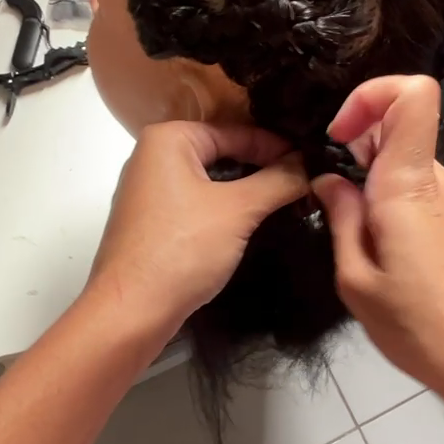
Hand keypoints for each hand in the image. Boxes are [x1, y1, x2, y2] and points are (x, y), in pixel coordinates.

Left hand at [90, 120, 307, 331]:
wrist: (131, 312)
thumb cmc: (182, 250)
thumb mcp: (238, 211)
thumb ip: (278, 181)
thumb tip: (310, 164)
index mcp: (168, 139)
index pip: (236, 131)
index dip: (278, 147)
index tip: (312, 163)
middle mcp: (153, 158)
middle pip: (223, 154)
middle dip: (263, 170)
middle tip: (306, 183)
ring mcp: (150, 193)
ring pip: (211, 182)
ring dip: (248, 193)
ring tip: (289, 202)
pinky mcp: (153, 224)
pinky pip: (198, 205)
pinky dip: (226, 211)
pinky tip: (253, 225)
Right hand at [313, 76, 443, 418]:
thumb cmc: (422, 329)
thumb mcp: (357, 282)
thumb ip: (341, 220)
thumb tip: (330, 181)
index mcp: (409, 185)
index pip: (412, 94)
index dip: (370, 95)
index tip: (338, 138)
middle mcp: (438, 182)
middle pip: (399, 127)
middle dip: (357, 146)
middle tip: (332, 199)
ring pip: (405, 163)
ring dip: (371, 180)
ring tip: (354, 237)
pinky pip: (418, 191)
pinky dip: (390, 201)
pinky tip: (381, 252)